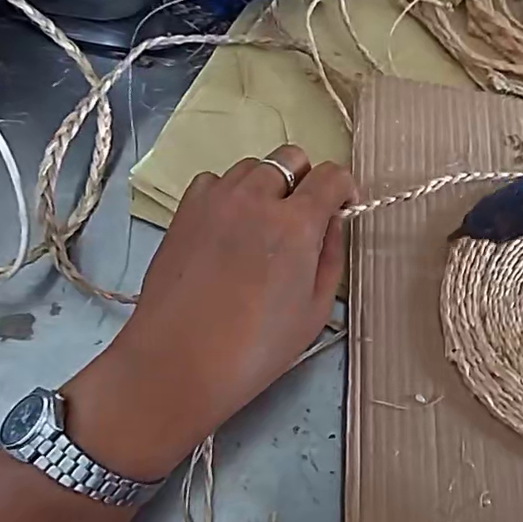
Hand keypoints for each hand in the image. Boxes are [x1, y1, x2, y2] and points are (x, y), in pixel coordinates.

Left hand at [62, 145, 356, 479]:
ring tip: (264, 224)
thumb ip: (331, 256)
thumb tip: (332, 222)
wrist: (177, 363)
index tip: (343, 209)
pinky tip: (230, 227)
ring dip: (268, 185)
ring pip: (252, 166)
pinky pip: (215, 181)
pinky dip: (230, 193)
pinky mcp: (184, 211)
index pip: (331, 175)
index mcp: (296, 223)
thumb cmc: (256, 347)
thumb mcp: (316, 310)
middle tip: (304, 218)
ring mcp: (215, 200)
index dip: (345, 188)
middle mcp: (256, 198)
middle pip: (291, 158)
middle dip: (306, 180)